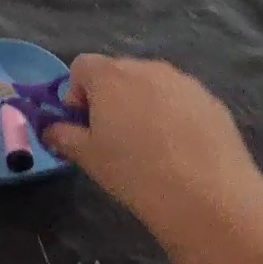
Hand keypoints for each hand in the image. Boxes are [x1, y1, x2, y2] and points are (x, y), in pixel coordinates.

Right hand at [43, 55, 262, 237]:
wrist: (209, 197)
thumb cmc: (136, 172)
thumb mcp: (88, 158)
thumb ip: (62, 136)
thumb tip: (51, 130)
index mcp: (110, 75)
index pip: (81, 66)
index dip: (76, 93)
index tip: (84, 125)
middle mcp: (146, 68)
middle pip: (118, 72)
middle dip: (110, 98)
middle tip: (114, 138)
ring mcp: (184, 82)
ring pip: (152, 86)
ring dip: (143, 105)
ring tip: (151, 146)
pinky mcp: (212, 101)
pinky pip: (181, 100)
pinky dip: (174, 116)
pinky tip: (180, 151)